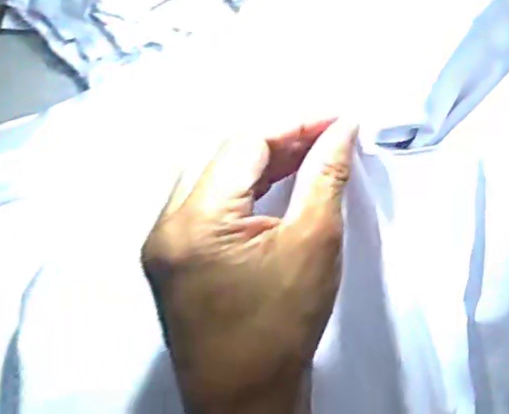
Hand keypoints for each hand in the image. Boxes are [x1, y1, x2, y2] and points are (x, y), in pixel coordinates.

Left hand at [143, 119, 357, 413]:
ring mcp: (165, 244)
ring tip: (314, 153)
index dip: (297, 125)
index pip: (247, 144)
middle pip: (227, 153)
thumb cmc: (282, 323)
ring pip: (217, 171)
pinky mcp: (175, 258)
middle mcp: (167, 228)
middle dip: (282, 137)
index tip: (339, 121)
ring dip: (266, 157)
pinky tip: (284, 180)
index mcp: (195, 223)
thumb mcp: (315, 238)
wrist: (246, 400)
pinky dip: (249, 183)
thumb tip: (343, 127)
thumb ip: (326, 173)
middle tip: (329, 136)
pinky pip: (210, 197)